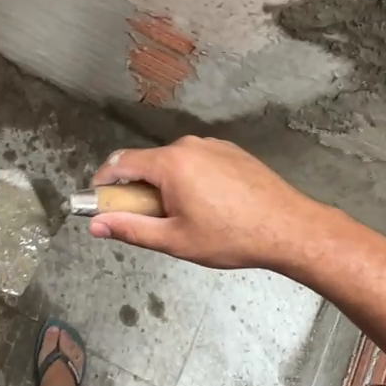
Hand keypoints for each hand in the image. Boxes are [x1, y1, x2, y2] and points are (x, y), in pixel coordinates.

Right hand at [88, 137, 344, 270]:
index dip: (104, 182)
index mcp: (170, 163)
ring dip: (165, 185)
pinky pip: (196, 161)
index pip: (120, 162)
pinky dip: (189, 179)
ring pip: (173, 163)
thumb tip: (96, 225)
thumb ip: (130, 229)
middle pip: (147, 162)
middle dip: (138, 189)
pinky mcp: (231, 151)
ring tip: (184, 217)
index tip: (100, 202)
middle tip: (148, 220)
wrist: (290, 228)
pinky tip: (208, 206)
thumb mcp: (174, 240)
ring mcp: (212, 145)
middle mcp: (189, 145)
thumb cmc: (231, 237)